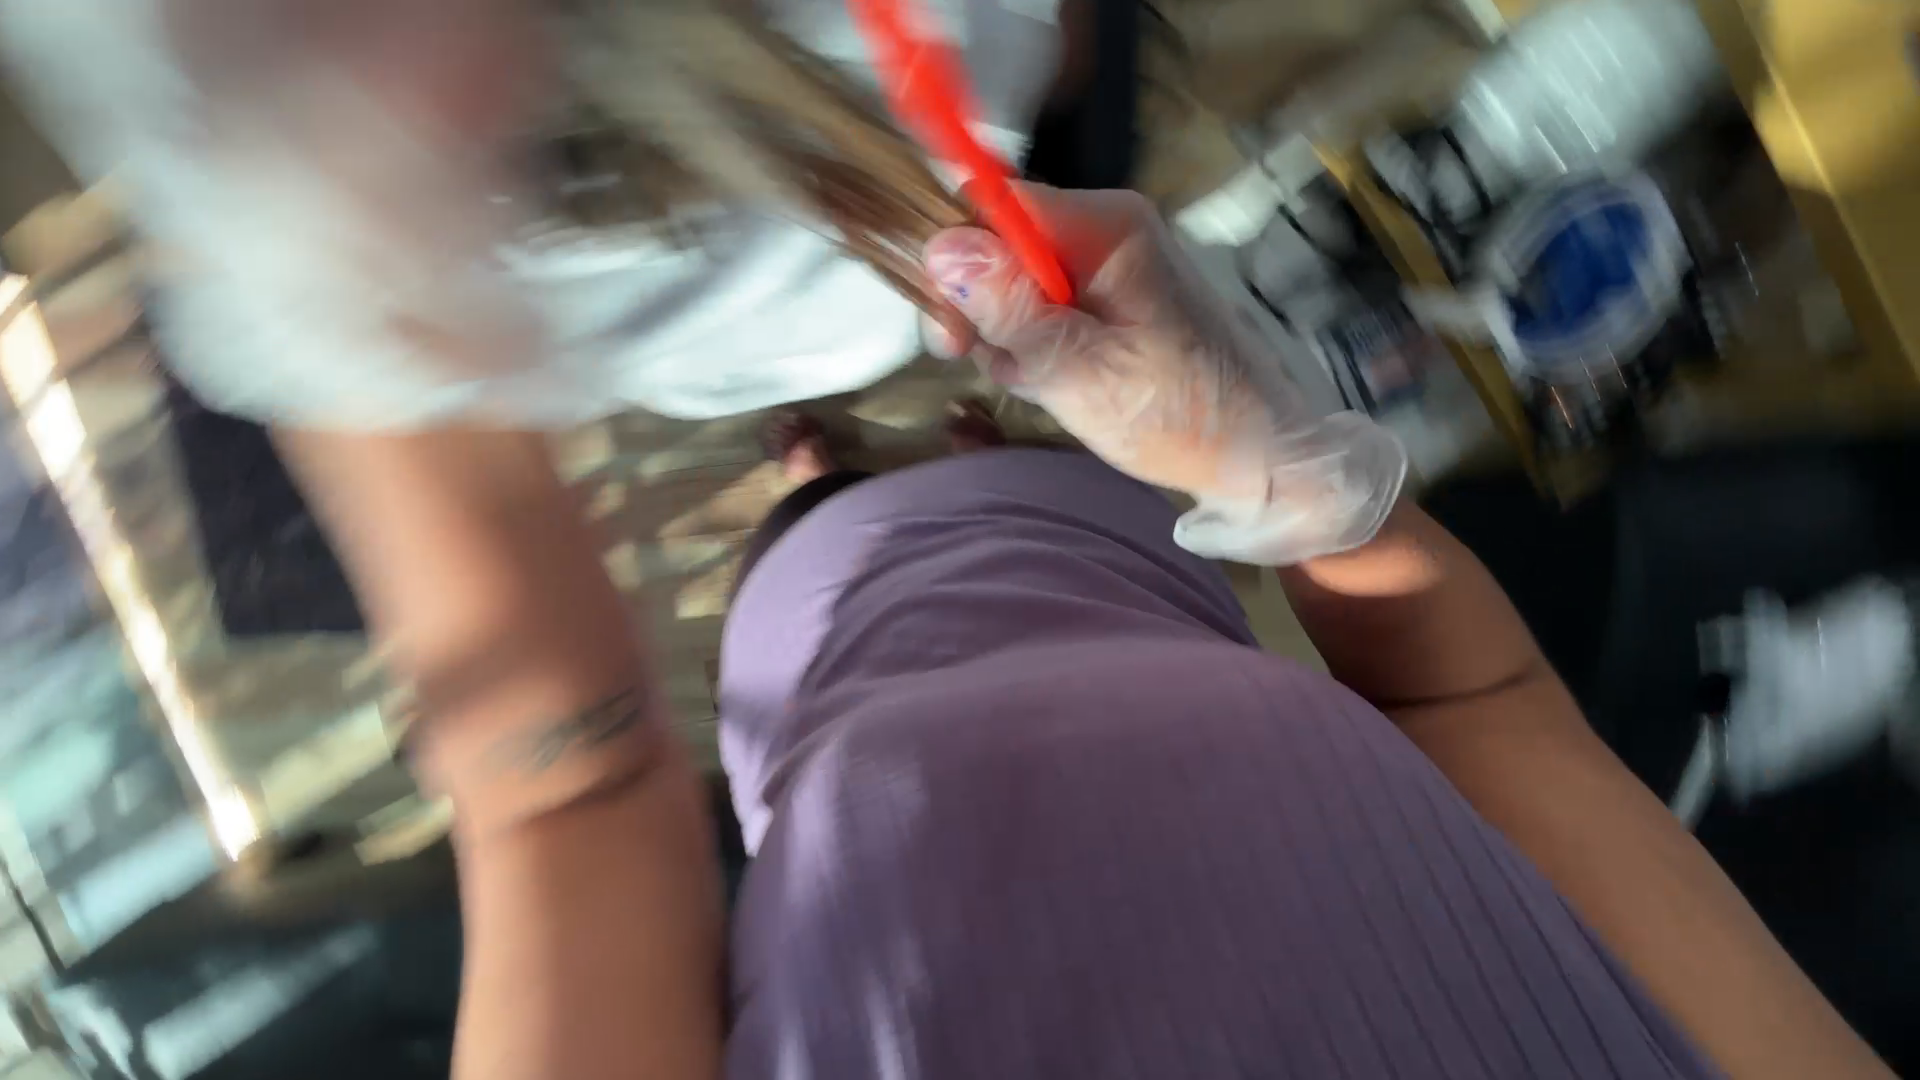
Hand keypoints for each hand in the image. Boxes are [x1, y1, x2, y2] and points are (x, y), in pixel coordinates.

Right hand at [922, 183, 1404, 564]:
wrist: (1255, 454)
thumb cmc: (1179, 416)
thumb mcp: (1083, 373)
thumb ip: (1014, 311)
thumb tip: (941, 249)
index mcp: (1105, 228)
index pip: (994, 205)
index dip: (956, 261)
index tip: (951, 330)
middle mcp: (1103, 232)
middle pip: (998, 247)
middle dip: (983, 312)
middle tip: (1000, 366)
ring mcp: (1106, 268)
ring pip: (1012, 287)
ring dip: (1010, 341)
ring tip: (1046, 385)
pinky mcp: (1108, 303)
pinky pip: (1041, 313)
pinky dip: (1034, 352)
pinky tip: (1057, 385)